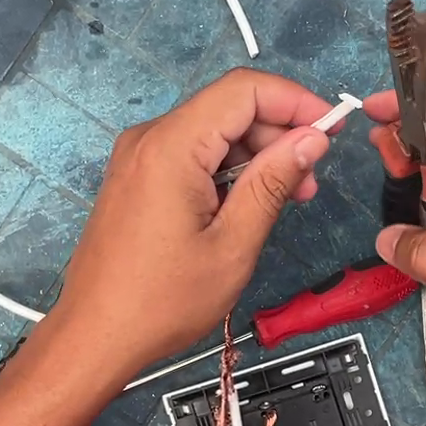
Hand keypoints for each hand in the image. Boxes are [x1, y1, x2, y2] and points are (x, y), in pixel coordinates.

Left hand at [51, 69, 338, 375]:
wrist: (95, 335)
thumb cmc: (160, 302)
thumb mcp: (232, 245)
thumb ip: (273, 183)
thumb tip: (310, 140)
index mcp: (171, 147)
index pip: (244, 90)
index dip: (296, 101)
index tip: (330, 130)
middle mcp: (149, 140)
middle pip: (228, 108)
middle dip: (278, 134)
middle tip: (309, 182)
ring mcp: (138, 158)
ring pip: (212, 133)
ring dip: (255, 157)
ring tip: (284, 200)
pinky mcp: (136, 178)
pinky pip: (191, 155)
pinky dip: (225, 171)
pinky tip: (247, 205)